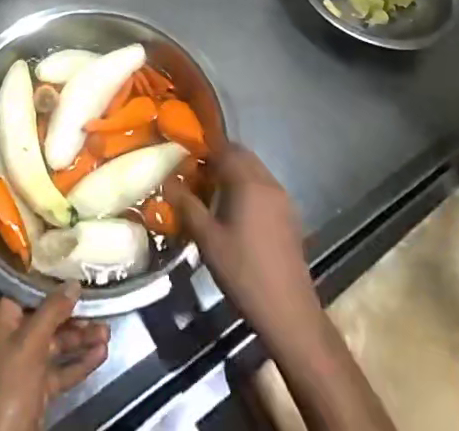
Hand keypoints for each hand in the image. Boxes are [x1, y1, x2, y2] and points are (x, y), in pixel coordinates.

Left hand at [0, 283, 109, 430]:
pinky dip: (80, 362)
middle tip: (101, 310)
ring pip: (59, 344)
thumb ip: (53, 310)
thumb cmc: (12, 382)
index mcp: (5, 319)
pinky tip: (101, 355)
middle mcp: (14, 337)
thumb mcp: (31, 341)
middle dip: (75, 316)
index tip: (78, 277)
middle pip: (48, 319)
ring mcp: (27, 364)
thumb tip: (74, 283)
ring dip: (82, 339)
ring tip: (108, 334)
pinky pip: (63, 369)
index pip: (29, 292)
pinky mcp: (39, 388)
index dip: (53, 285)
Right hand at [169, 145, 394, 430]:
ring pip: (254, 171)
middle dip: (217, 159)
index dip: (203, 147)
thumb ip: (186, 205)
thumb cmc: (242, 271)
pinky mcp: (289, 216)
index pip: (225, 148)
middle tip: (193, 175)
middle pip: (242, 156)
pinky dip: (246, 188)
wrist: (288, 310)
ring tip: (209, 194)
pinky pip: (264, 188)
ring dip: (232, 173)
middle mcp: (269, 183)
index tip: (183, 156)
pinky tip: (232, 212)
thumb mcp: (206, 238)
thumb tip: (168, 181)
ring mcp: (283, 199)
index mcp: (249, 182)